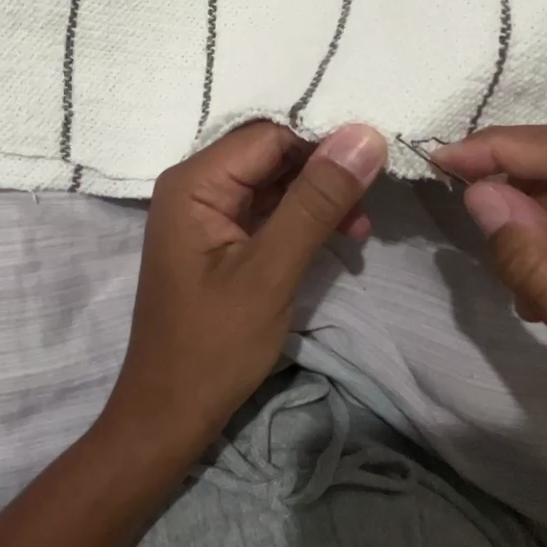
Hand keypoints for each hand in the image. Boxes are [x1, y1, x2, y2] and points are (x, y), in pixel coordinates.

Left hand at [99, 121, 387, 451]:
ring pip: (273, 183)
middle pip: (271, 155)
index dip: (323, 143)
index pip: (269, 135)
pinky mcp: (217, 240)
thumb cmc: (214, 344)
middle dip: (323, 174)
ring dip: (318, 200)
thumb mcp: (271, 271)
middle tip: (369, 206)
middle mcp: (194, 187)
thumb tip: (364, 135)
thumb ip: (316, 202)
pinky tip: (337, 240)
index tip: (376, 166)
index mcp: (194, 183)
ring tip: (359, 232)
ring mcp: (204, 214)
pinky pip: (265, 212)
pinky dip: (301, 221)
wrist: (170, 411)